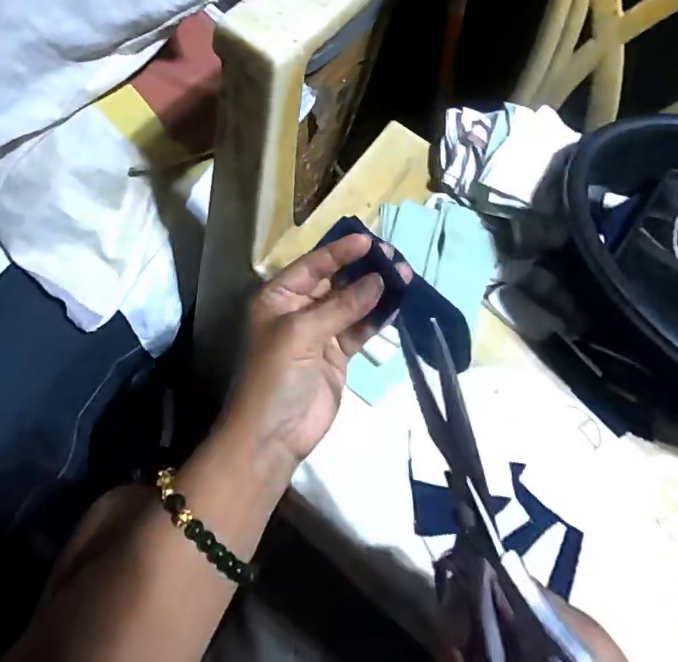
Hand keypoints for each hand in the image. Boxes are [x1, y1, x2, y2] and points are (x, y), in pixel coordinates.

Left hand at [220, 232, 406, 471]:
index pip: (313, 265)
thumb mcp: (301, 334)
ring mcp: (321, 331)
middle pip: (337, 280)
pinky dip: (379, 316)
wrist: (272, 437)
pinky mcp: (338, 353)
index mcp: (280, 297)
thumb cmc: (275, 377)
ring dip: (377, 290)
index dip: (340, 251)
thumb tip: (378, 280)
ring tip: (405, 276)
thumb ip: (341, 306)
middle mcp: (300, 309)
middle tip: (394, 257)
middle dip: (365, 268)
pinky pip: (362, 327)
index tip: (368, 240)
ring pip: (354, 302)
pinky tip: (398, 303)